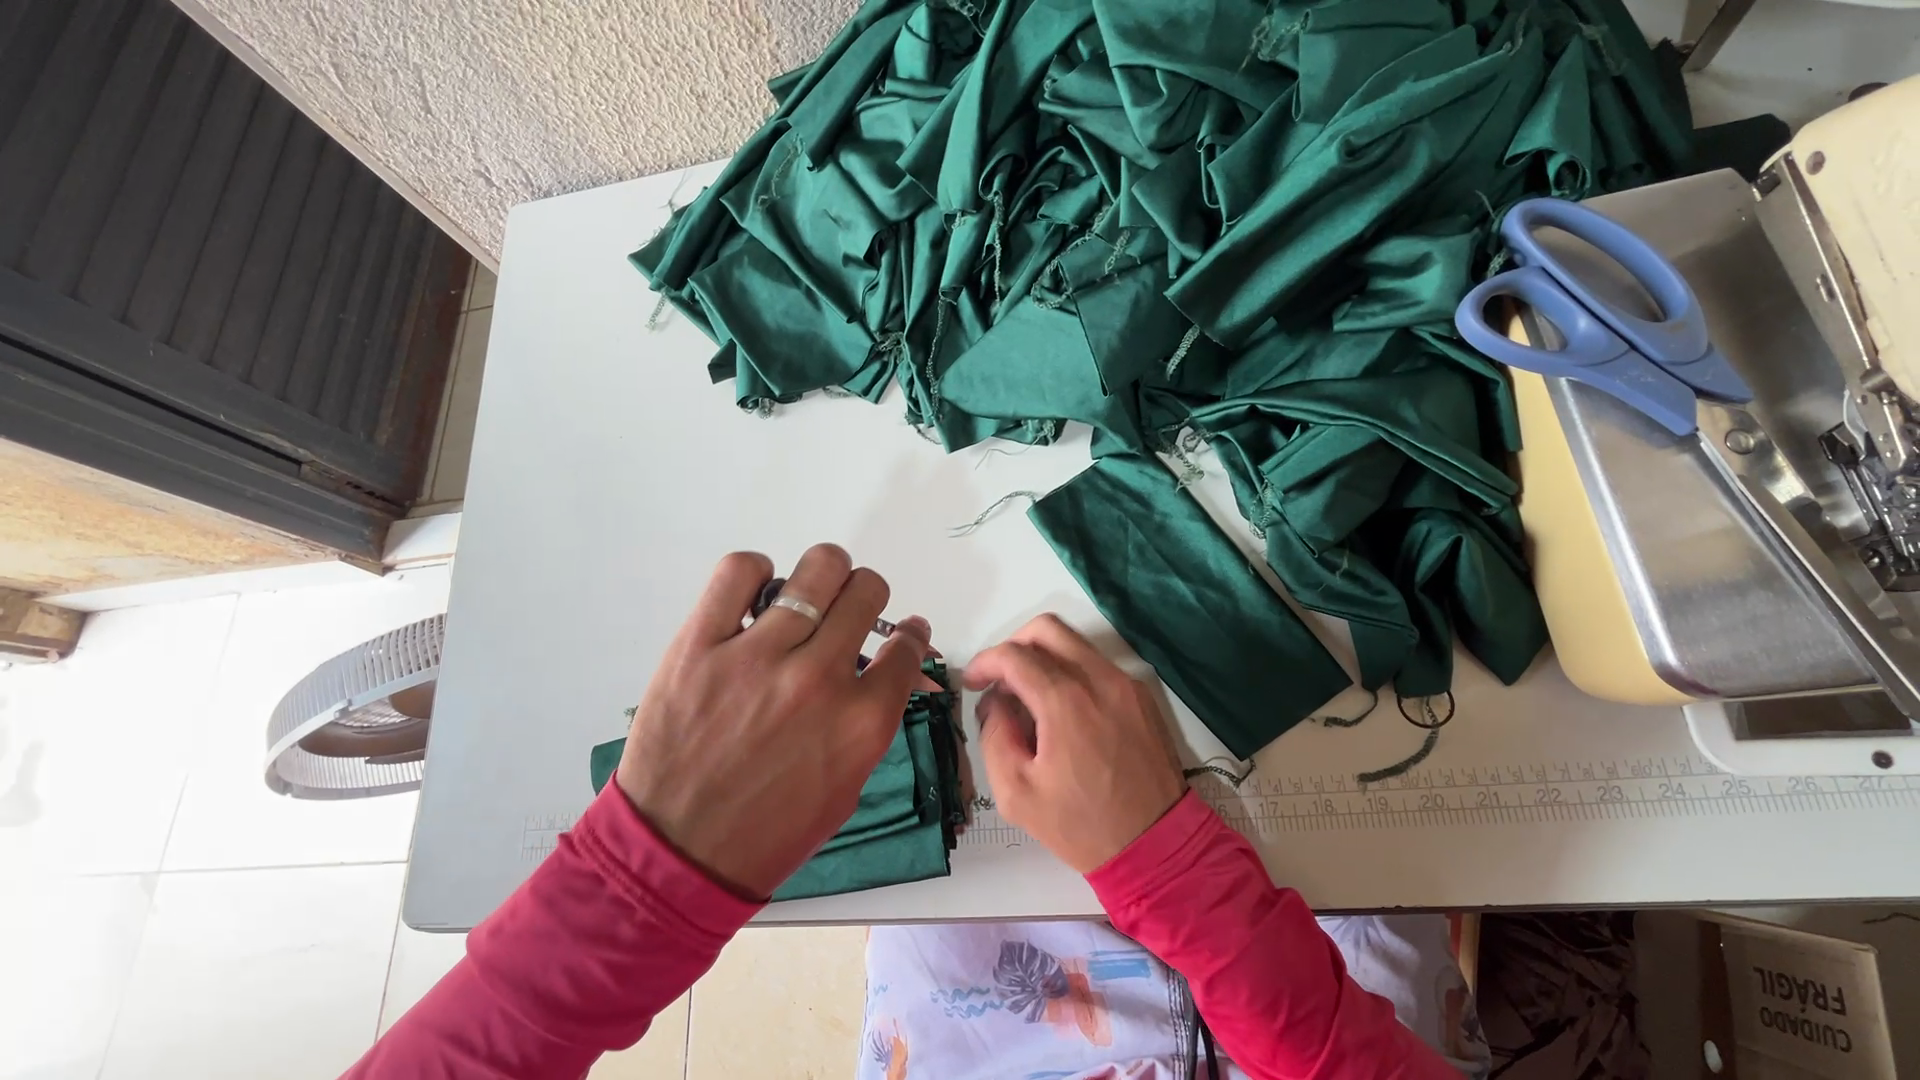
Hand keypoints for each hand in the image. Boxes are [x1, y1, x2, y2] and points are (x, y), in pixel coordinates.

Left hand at [615, 544, 932, 898]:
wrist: (678, 854)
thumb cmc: (770, 831)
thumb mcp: (845, 787)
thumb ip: (872, 723)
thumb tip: (890, 672)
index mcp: (862, 721)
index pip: (906, 646)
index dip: (909, 635)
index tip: (902, 632)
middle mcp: (819, 678)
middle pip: (866, 590)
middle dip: (867, 597)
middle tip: (848, 614)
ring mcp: (758, 656)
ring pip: (817, 569)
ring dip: (824, 576)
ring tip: (808, 596)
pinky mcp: (701, 643)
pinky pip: (741, 570)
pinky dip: (756, 571)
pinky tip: (758, 595)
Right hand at [967, 615, 1186, 873]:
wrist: (1156, 844)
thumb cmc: (1082, 825)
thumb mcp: (1017, 793)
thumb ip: (995, 736)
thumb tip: (994, 703)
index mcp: (1066, 702)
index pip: (1014, 655)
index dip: (984, 663)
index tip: (972, 683)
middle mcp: (1099, 680)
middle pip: (1047, 629)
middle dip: (1013, 646)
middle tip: (1000, 680)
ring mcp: (1126, 684)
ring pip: (1075, 643)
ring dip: (1044, 657)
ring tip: (1030, 697)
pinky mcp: (1141, 696)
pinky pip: (1098, 664)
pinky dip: (1072, 672)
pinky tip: (1063, 711)